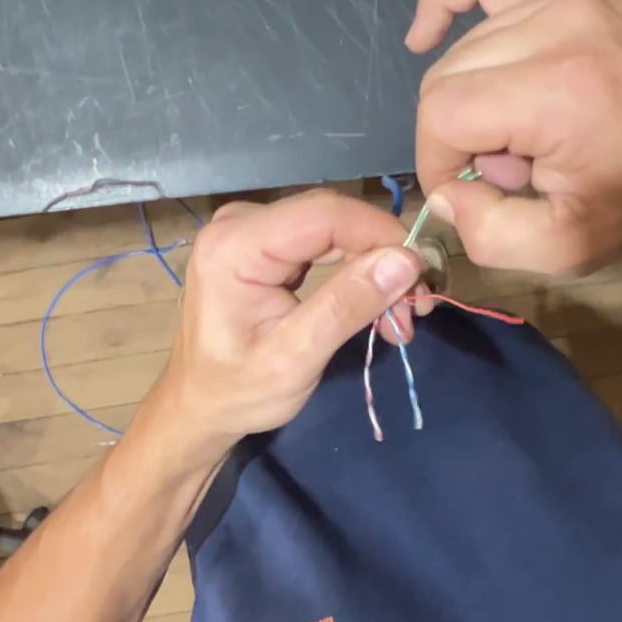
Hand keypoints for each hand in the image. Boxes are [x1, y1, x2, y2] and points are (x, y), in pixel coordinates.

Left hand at [138, 191, 424, 454]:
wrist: (199, 406)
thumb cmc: (237, 393)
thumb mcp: (294, 360)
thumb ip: (345, 306)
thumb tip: (406, 261)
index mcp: (235, 246)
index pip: (326, 214)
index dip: (382, 237)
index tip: (422, 280)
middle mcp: (239, 224)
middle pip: (333, 219)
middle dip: (383, 260)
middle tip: (415, 311)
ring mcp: (250, 231)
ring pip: (335, 231)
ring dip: (374, 270)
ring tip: (400, 319)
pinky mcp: (264, 245)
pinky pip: (323, 244)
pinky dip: (355, 273)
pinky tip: (376, 308)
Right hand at [406, 0, 621, 274]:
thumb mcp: (561, 250)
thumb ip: (484, 233)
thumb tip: (444, 194)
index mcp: (555, 94)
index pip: (441, 115)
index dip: (438, 165)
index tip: (467, 196)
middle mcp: (557, 28)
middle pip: (445, 80)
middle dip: (456, 139)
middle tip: (507, 173)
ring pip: (464, 49)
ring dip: (471, 101)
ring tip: (519, 134)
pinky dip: (448, 0)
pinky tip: (425, 35)